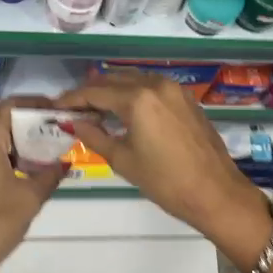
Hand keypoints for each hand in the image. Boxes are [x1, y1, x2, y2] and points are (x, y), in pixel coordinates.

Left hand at [0, 97, 63, 272]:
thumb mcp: (30, 198)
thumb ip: (50, 174)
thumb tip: (67, 161)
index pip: (8, 107)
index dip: (33, 102)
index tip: (57, 108)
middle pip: (4, 119)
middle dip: (32, 119)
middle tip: (59, 125)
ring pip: (1, 138)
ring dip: (25, 138)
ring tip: (53, 143)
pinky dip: (17, 153)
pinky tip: (36, 167)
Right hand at [56, 71, 272, 264]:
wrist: (216, 193)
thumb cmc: (166, 182)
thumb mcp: (124, 161)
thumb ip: (96, 136)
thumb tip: (74, 122)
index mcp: (138, 98)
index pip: (96, 91)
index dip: (73, 99)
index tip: (56, 107)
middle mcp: (156, 84)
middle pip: (114, 80)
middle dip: (92, 92)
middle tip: (73, 108)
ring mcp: (174, 89)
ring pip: (134, 79)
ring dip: (113, 90)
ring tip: (95, 108)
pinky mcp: (186, 98)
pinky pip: (152, 87)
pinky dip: (134, 93)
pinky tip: (124, 110)